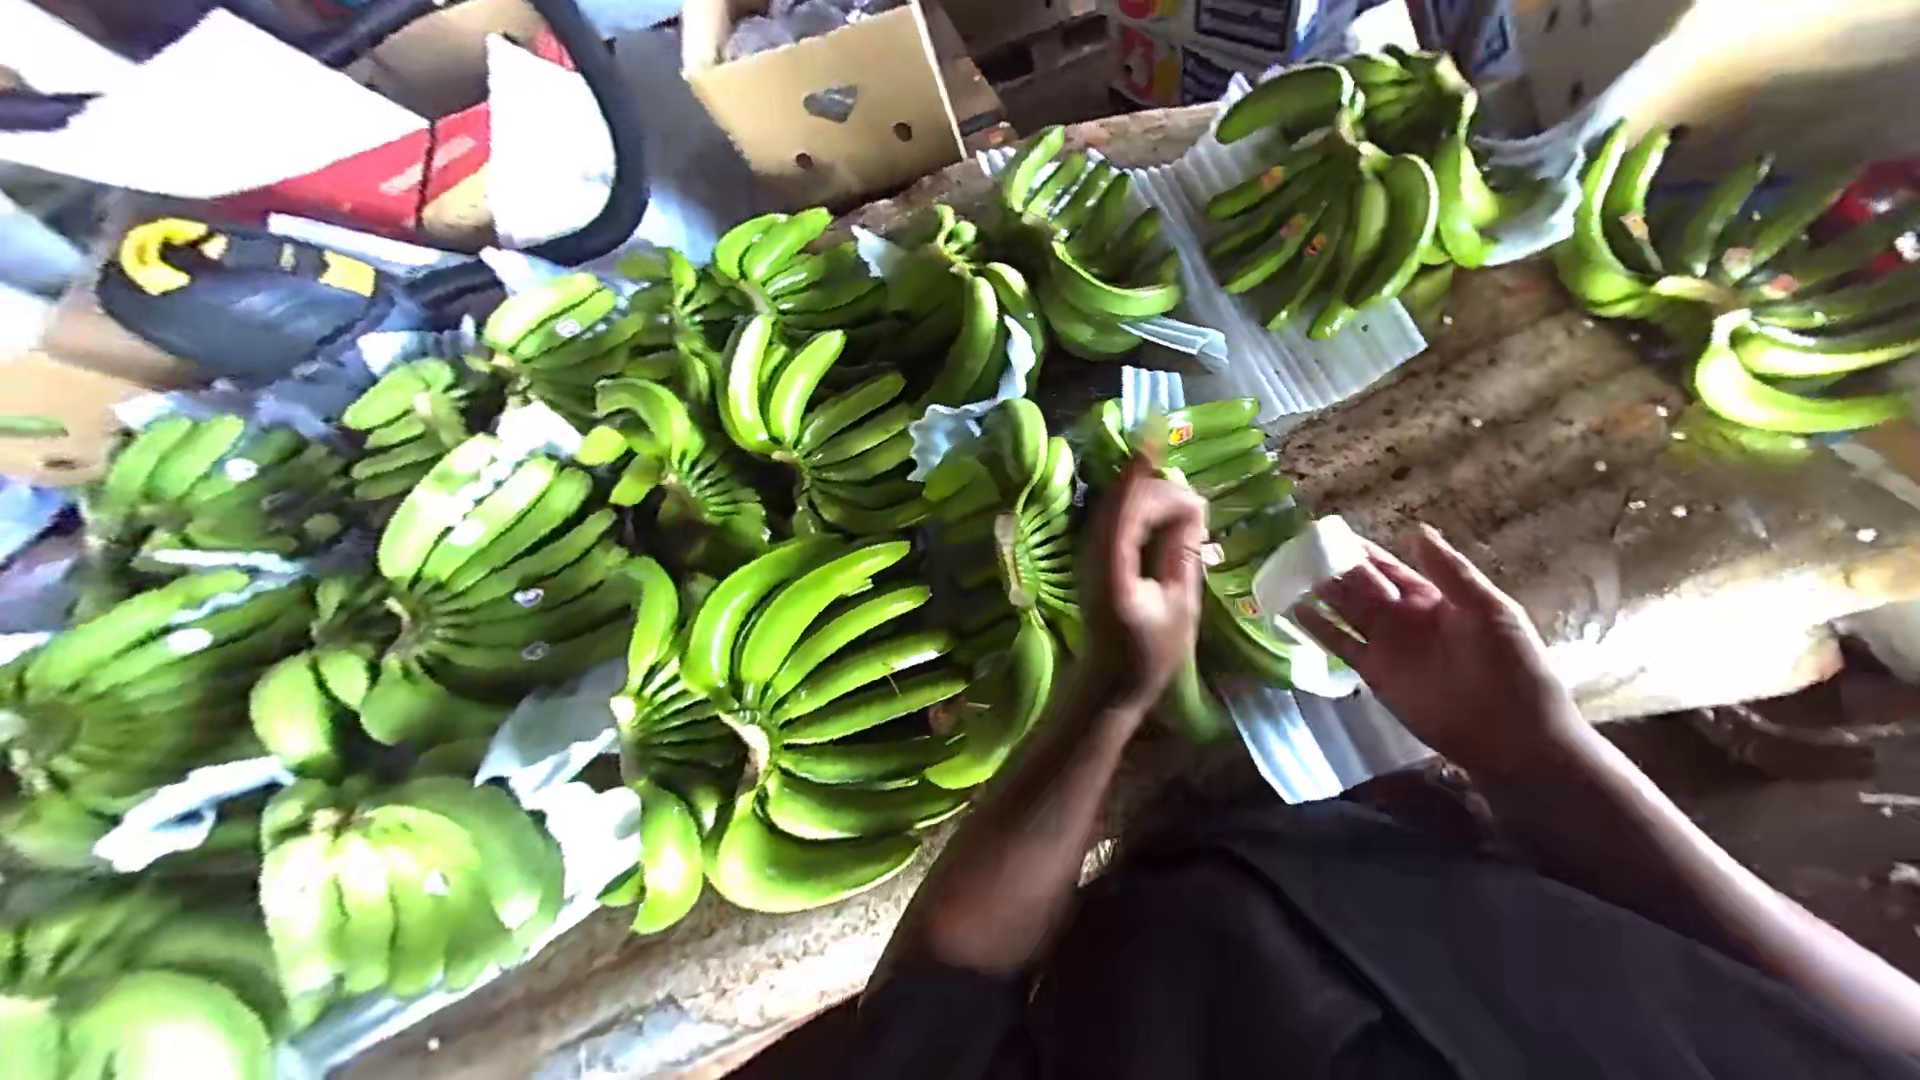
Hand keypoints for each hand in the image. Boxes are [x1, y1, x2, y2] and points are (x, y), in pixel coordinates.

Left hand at [1081, 456, 1207, 712]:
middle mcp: (1093, 554)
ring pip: (1117, 506)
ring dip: (1151, 498)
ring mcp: (1088, 554)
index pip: (1124, 508)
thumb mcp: (1181, 607)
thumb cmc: (1148, 654)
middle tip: (1199, 512)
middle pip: (1123, 500)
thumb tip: (1193, 507)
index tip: (1159, 437)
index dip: (1141, 472)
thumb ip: (1182, 553)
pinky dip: (1141, 509)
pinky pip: (1116, 519)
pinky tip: (1165, 516)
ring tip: (1189, 516)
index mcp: (1114, 569)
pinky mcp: (1093, 557)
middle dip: (1161, 490)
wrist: (1109, 681)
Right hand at [1291, 525, 1589, 779]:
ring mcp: (1385, 644)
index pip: (1388, 567)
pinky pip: (1339, 643)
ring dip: (1322, 593)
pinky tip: (1296, 611)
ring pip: (1345, 611)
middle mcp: (1402, 616)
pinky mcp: (1372, 671)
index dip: (1362, 551)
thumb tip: (1416, 531)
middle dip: (1333, 568)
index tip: (1331, 534)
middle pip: (1360, 585)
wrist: (1511, 735)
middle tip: (1302, 551)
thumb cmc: (1513, 667)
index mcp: (1431, 598)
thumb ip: (1451, 573)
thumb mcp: (1491, 611)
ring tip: (1293, 575)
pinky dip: (1318, 628)